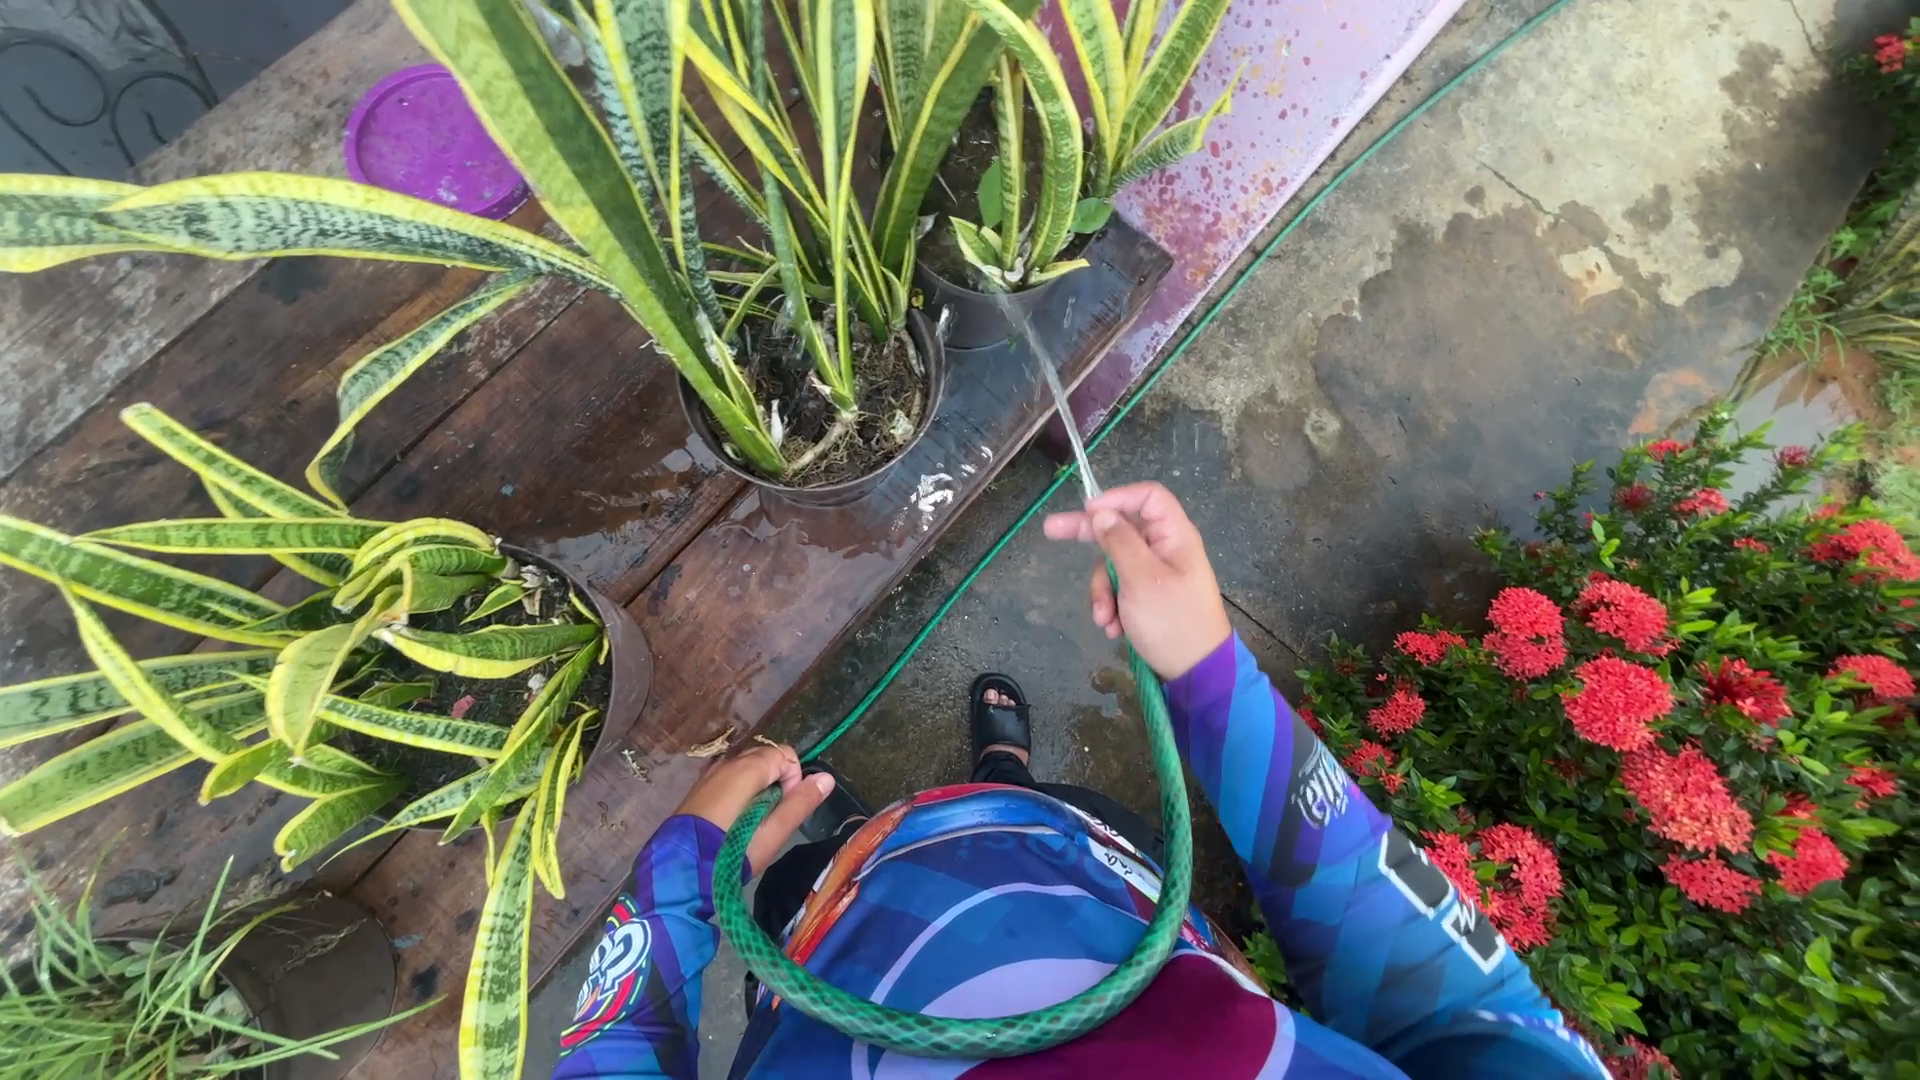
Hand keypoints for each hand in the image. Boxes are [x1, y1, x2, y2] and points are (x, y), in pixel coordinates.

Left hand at [674, 742, 833, 874]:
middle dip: (777, 781)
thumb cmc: (730, 853)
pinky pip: (729, 778)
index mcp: (748, 768)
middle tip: (770, 818)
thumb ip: (800, 803)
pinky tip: (732, 820)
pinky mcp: (698, 788)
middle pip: (766, 758)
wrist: (677, 874)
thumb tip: (827, 778)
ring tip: (751, 822)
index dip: (793, 779)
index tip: (785, 809)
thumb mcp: (772, 833)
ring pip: (747, 768)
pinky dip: (739, 791)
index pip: (785, 754)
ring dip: (758, 787)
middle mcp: (728, 762)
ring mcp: (710, 774)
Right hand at [1042, 482, 1231, 679]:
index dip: (1117, 498)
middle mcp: (1165, 549)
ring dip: (1102, 591)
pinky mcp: (1147, 596)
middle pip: (1122, 528)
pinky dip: (1111, 606)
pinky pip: (1119, 588)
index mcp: (1174, 536)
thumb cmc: (1172, 621)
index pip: (1148, 497)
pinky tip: (1112, 628)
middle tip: (1050, 530)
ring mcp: (1155, 573)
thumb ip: (1119, 542)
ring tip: (1104, 618)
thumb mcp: (1141, 579)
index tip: (1088, 510)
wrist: (1195, 672)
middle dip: (1088, 537)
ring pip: (1114, 564)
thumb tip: (1100, 513)